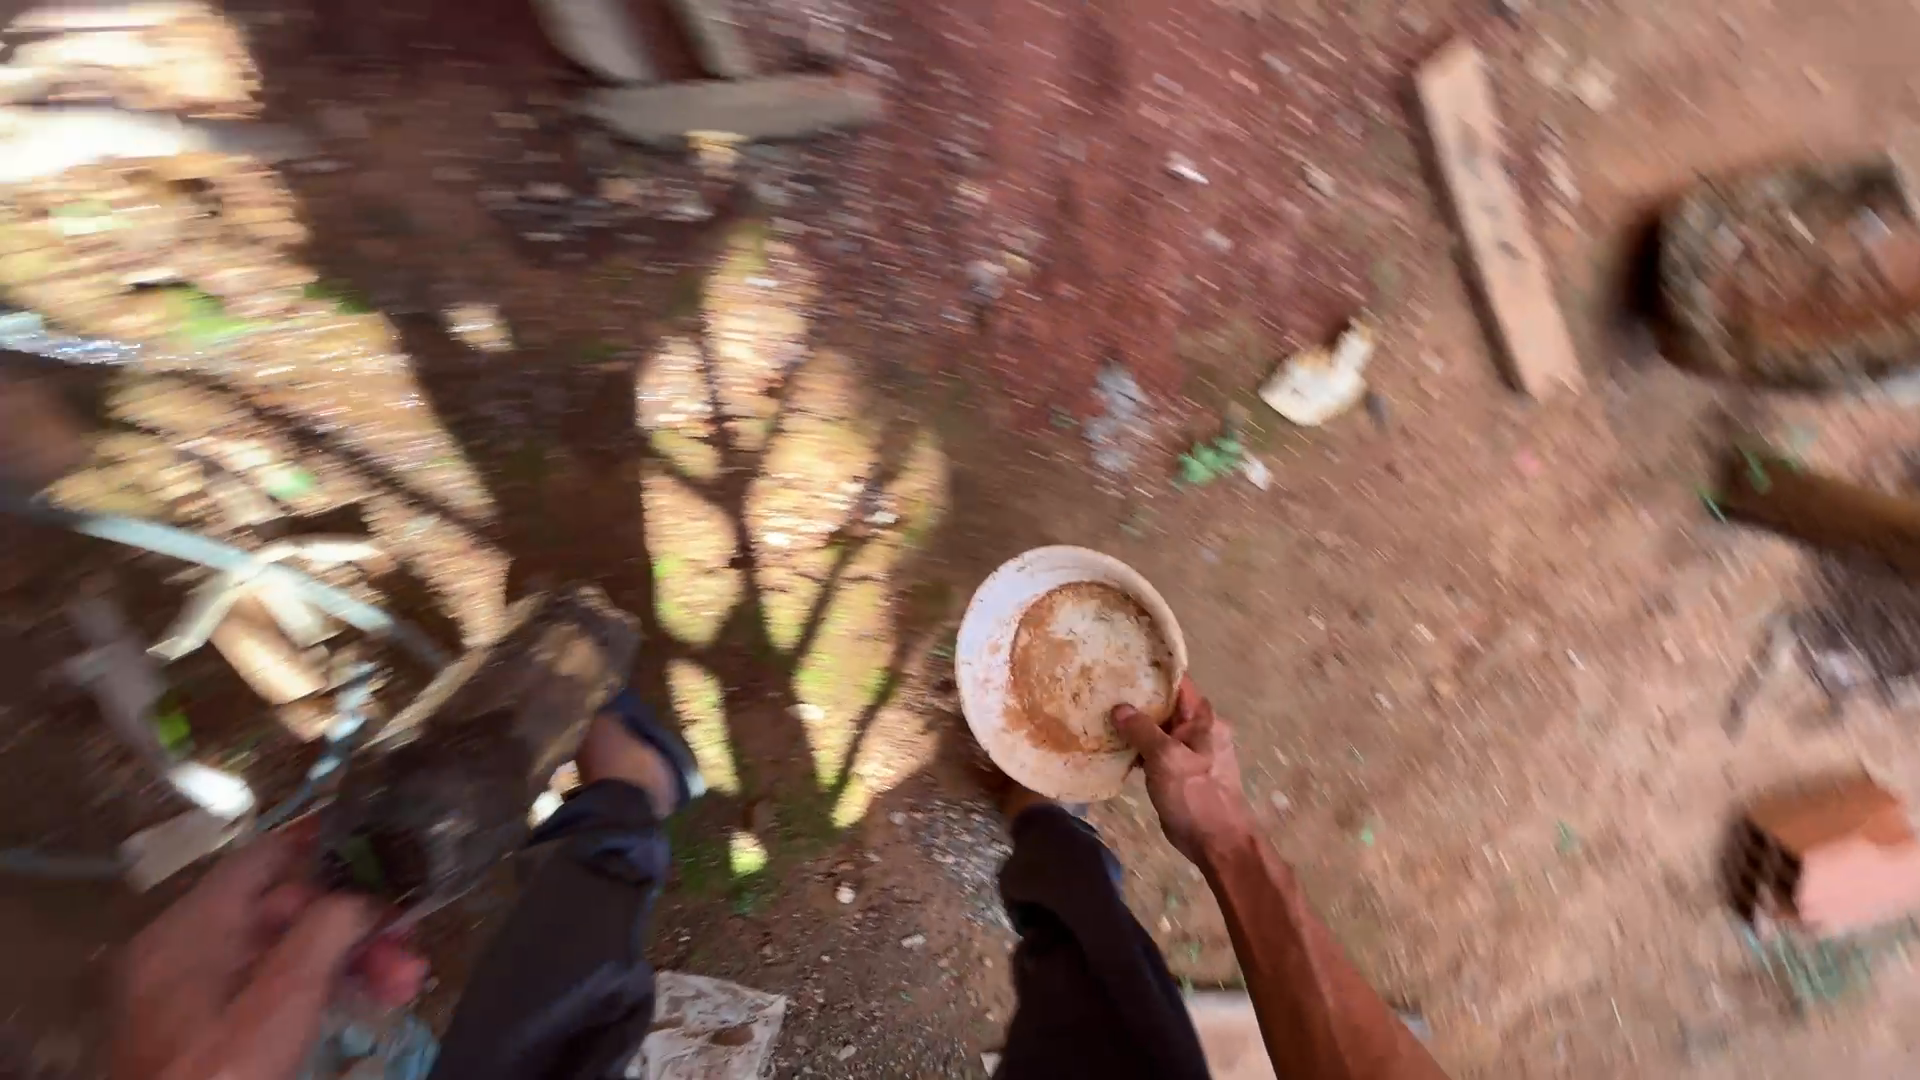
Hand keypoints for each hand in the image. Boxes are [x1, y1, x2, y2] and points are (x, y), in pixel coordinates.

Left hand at [114, 822, 426, 1079]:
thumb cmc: (221, 1072)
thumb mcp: (284, 994)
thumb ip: (330, 925)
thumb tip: (370, 889)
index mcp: (191, 930)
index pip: (267, 855)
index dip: (328, 837)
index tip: (389, 833)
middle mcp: (195, 948)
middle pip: (297, 905)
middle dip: (364, 918)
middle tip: (412, 934)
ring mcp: (208, 985)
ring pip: (303, 943)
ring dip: (362, 954)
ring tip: (407, 980)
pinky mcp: (224, 1017)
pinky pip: (290, 978)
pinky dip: (337, 981)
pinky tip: (381, 994)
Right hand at [1112, 676, 1254, 865]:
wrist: (1219, 844)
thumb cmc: (1197, 796)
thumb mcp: (1166, 758)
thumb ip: (1142, 730)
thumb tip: (1119, 708)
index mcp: (1204, 719)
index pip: (1177, 683)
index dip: (1152, 670)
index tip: (1122, 661)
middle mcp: (1198, 730)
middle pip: (1164, 704)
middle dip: (1136, 697)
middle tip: (1101, 687)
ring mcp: (1188, 752)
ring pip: (1157, 728)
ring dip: (1133, 724)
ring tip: (1100, 711)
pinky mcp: (1178, 772)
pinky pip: (1154, 750)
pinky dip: (1136, 746)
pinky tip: (1111, 744)